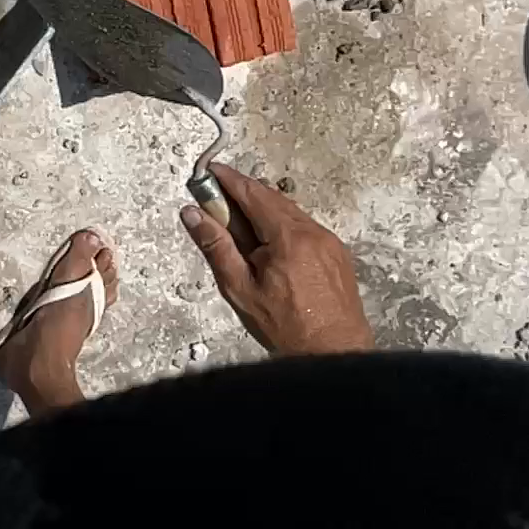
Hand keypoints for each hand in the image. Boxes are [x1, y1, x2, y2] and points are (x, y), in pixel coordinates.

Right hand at [180, 164, 374, 355]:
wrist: (337, 358)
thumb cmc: (285, 326)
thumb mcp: (239, 287)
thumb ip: (215, 246)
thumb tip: (191, 213)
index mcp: (290, 237)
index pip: (253, 193)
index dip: (227, 178)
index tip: (207, 170)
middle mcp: (314, 232)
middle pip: (271, 198)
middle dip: (241, 193)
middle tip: (213, 200)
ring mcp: (330, 243)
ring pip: (288, 211)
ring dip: (260, 208)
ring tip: (235, 224)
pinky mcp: (337, 255)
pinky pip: (302, 226)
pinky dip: (278, 222)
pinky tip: (264, 241)